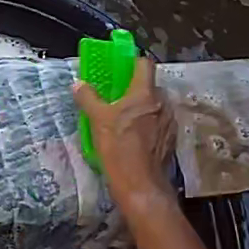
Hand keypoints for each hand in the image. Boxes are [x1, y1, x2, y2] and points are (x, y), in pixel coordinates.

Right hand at [72, 57, 175, 211]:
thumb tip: (78, 84)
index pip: (144, 64)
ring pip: (155, 106)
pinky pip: (158, 124)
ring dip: (141, 108)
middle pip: (149, 86)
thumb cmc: (118, 148)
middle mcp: (162, 104)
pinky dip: (148, 125)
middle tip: (115, 98)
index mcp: (145, 93)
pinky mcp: (170, 140)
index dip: (132, 63)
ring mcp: (169, 122)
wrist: (140, 185)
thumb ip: (88, 98)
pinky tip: (134, 137)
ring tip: (123, 120)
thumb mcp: (97, 121)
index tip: (118, 69)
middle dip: (133, 89)